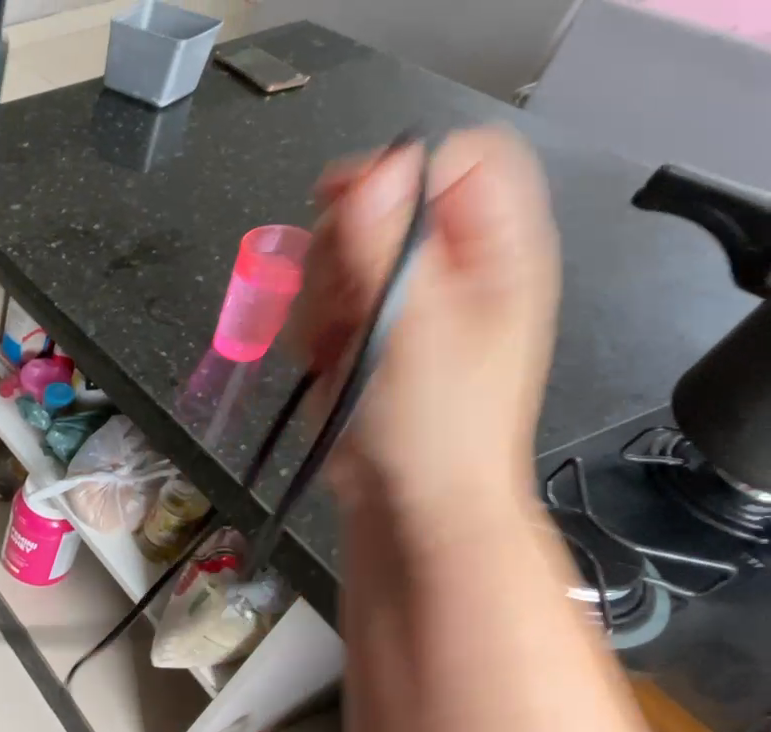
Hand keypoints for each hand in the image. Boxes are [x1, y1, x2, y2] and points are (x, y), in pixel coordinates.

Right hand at [296, 126, 560, 515]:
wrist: (409, 499)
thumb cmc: (433, 425)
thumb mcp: (415, 329)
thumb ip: (391, 247)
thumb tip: (373, 172)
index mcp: (494, 251)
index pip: (456, 161)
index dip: (398, 173)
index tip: (342, 211)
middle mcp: (450, 265)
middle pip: (379, 204)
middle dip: (341, 250)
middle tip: (340, 300)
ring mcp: (403, 298)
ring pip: (338, 254)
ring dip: (318, 296)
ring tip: (333, 344)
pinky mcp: (361, 330)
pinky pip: (317, 299)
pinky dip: (308, 326)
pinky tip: (323, 359)